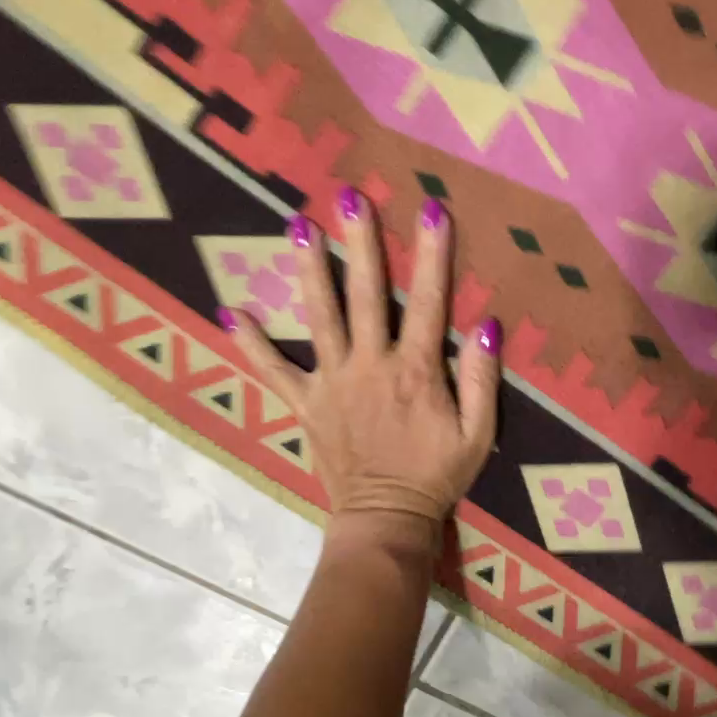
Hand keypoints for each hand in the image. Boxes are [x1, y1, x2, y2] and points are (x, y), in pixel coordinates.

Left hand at [219, 192, 500, 551]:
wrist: (386, 519)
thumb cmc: (437, 476)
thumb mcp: (478, 434)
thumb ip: (481, 380)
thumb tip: (485, 326)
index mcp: (415, 371)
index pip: (428, 303)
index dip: (432, 255)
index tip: (431, 210)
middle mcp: (370, 366)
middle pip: (366, 295)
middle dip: (361, 244)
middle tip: (350, 198)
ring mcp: (332, 383)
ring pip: (320, 317)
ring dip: (310, 270)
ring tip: (298, 227)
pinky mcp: (305, 404)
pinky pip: (274, 370)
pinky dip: (252, 343)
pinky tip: (231, 312)